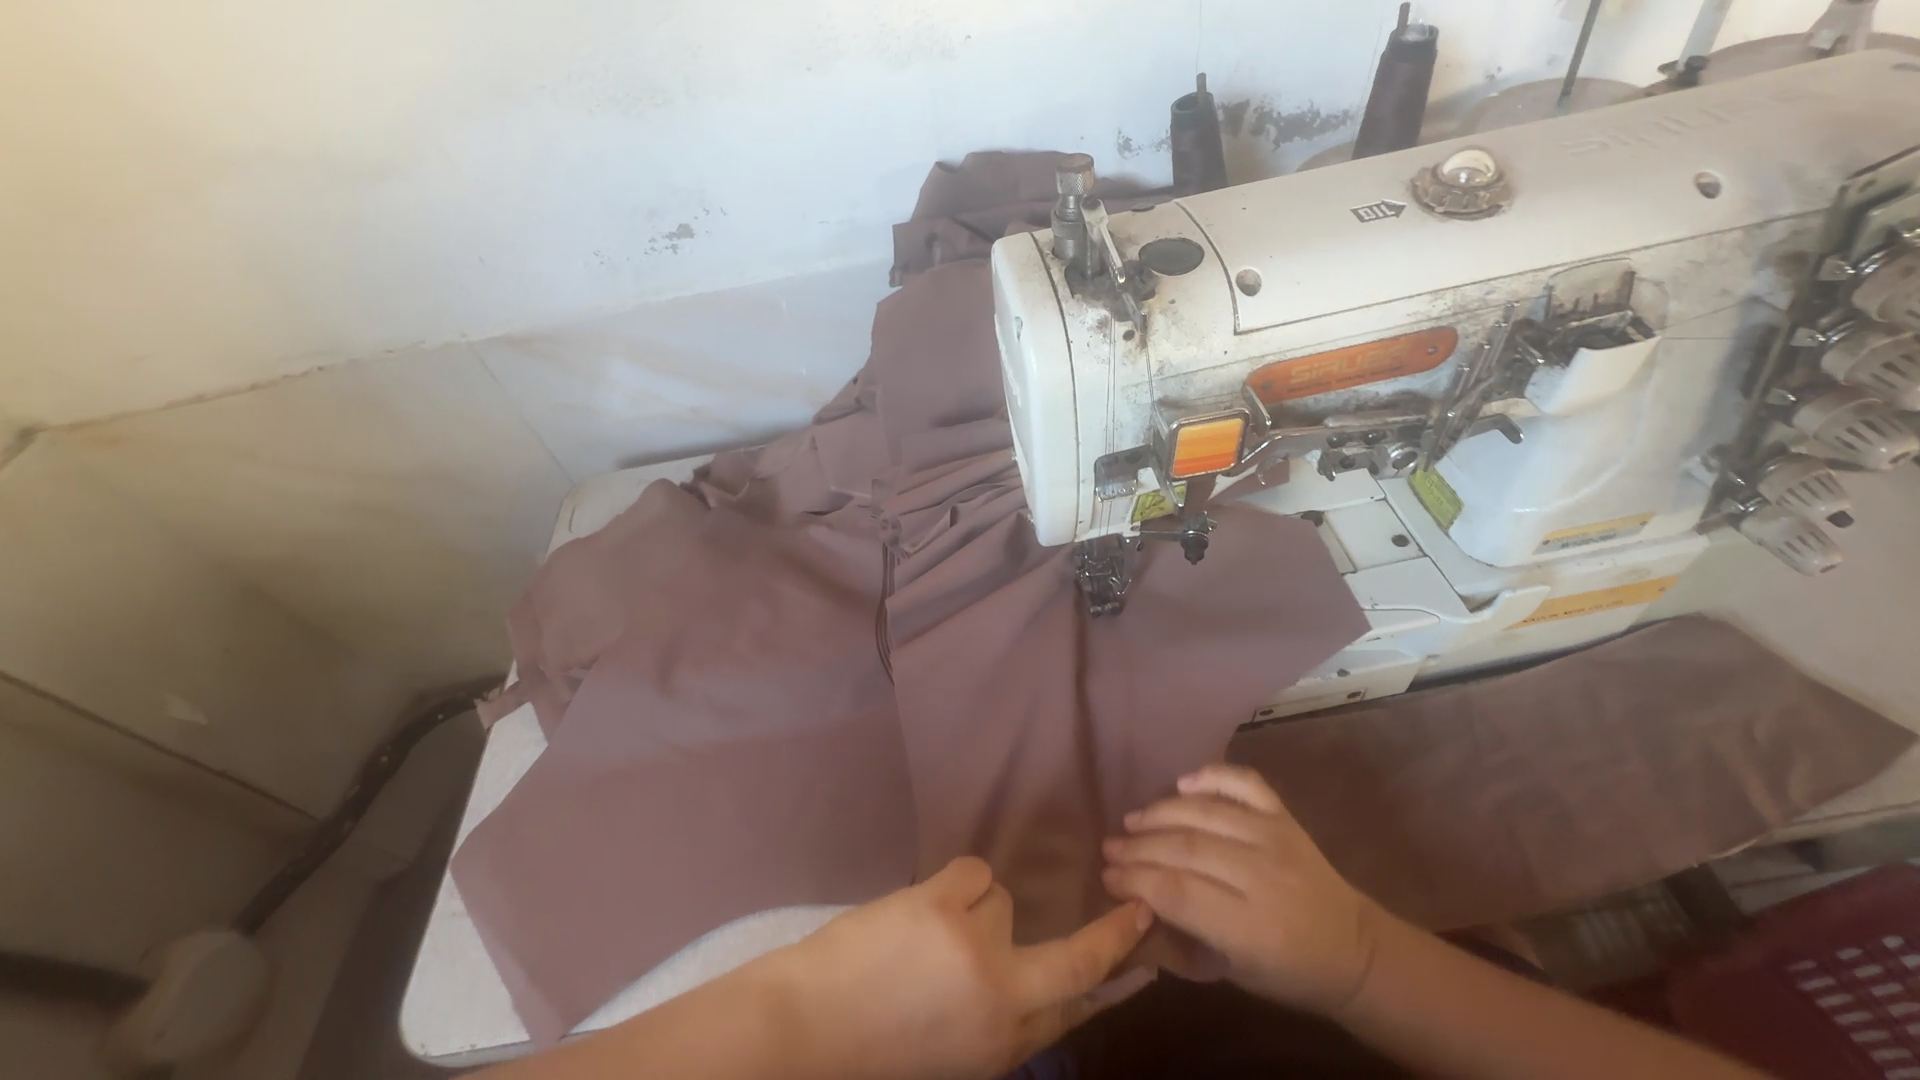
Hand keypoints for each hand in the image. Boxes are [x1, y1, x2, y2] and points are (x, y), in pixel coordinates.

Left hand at [754, 856, 1154, 1079]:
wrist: (800, 1031)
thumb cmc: (872, 1048)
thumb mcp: (953, 1055)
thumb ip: (1000, 1020)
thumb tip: (1041, 984)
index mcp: (1001, 1045)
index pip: (1074, 1006)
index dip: (1108, 974)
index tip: (1136, 948)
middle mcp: (1002, 999)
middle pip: (1075, 959)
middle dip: (1110, 934)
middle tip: (1132, 907)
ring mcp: (975, 947)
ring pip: (1002, 901)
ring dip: (973, 909)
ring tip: (928, 932)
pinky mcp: (942, 905)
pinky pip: (974, 872)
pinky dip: (957, 883)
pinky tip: (924, 906)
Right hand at [1101, 764, 1382, 1017]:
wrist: (1357, 952)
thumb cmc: (1288, 973)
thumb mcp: (1232, 972)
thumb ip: (1184, 935)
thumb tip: (1133, 903)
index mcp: (1249, 926)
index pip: (1176, 891)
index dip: (1134, 881)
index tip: (1106, 877)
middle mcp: (1262, 875)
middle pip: (1184, 849)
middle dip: (1138, 848)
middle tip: (1108, 849)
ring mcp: (1275, 838)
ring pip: (1205, 813)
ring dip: (1160, 813)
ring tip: (1131, 821)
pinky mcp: (1285, 817)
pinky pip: (1245, 784)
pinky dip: (1213, 776)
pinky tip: (1182, 781)